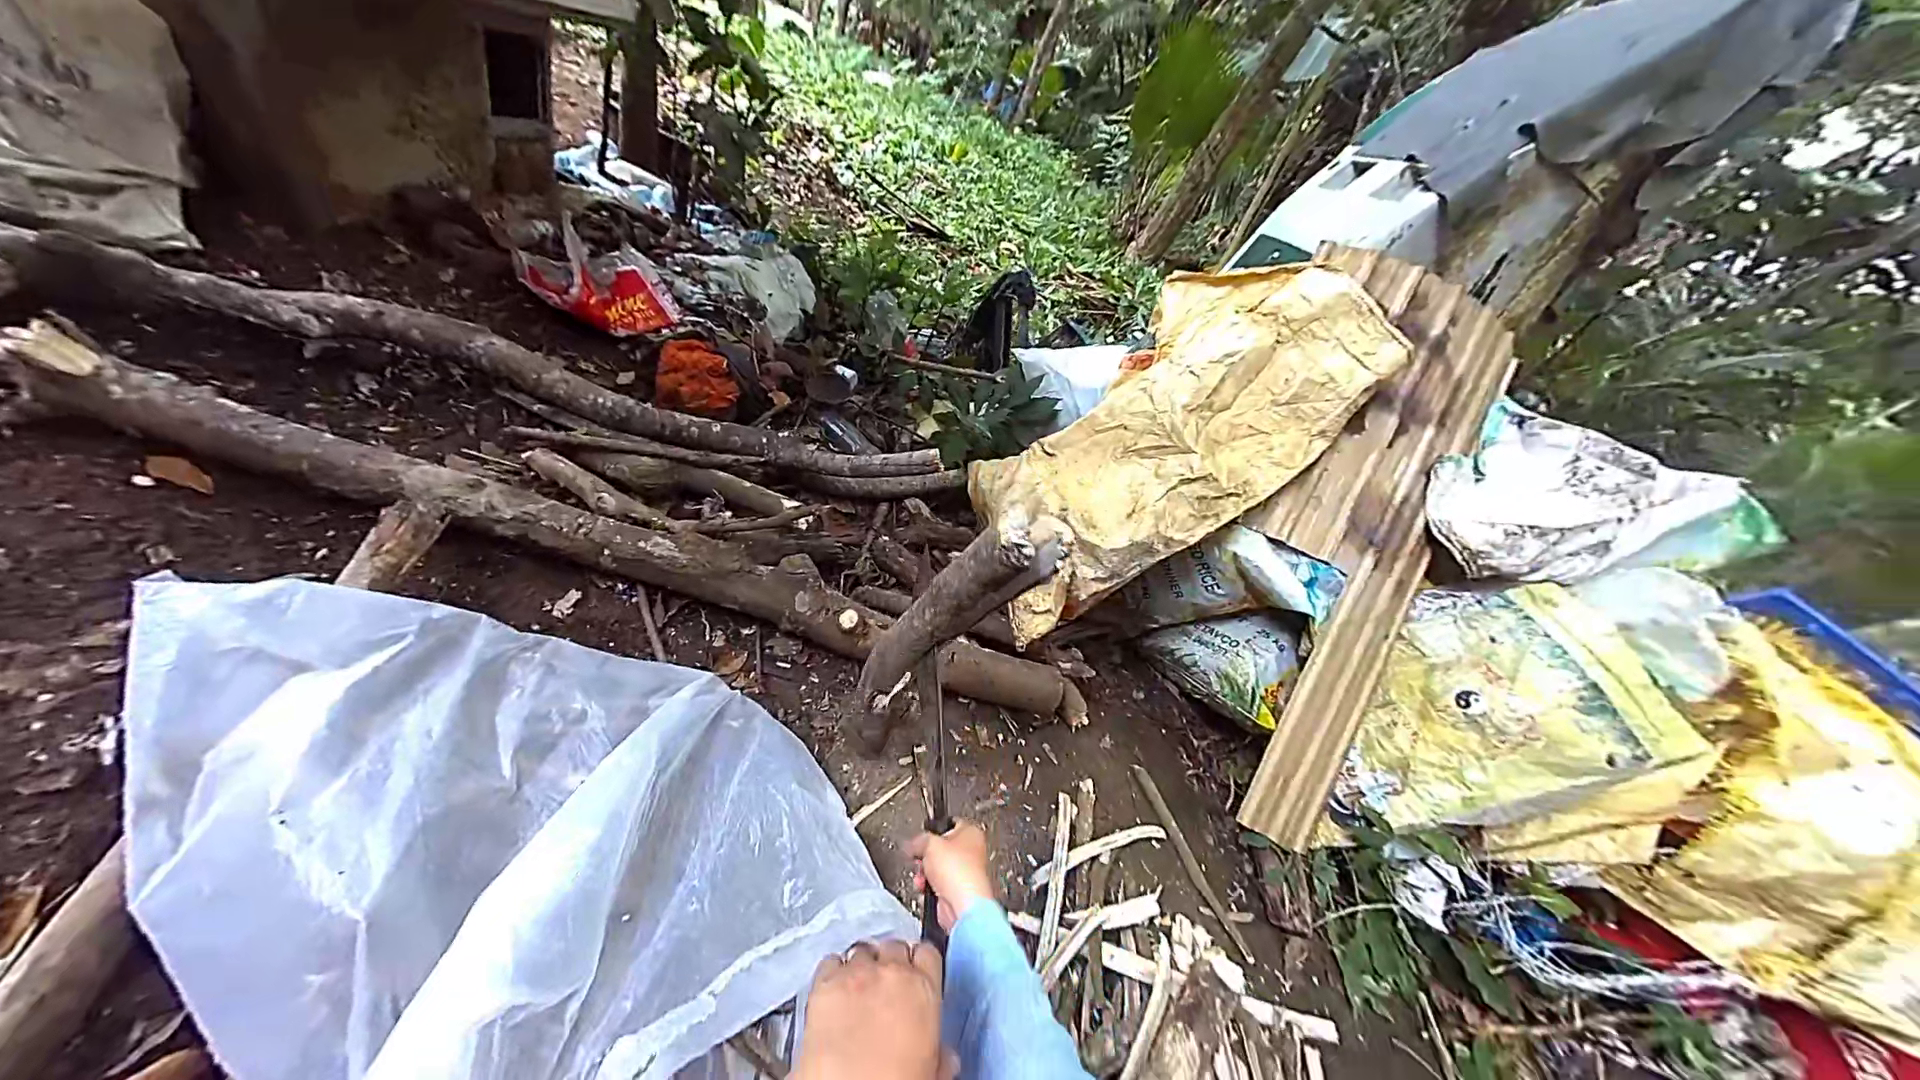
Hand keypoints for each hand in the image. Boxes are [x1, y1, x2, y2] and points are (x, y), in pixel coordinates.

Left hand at [794, 939, 945, 1079]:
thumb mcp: (930, 1069)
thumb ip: (940, 1051)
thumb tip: (945, 1057)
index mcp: (924, 989)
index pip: (927, 953)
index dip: (919, 964)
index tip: (914, 975)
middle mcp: (892, 971)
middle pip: (893, 946)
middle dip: (889, 963)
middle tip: (883, 988)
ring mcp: (858, 973)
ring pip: (862, 951)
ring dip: (861, 967)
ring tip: (856, 992)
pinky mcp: (826, 982)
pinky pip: (830, 962)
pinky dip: (832, 973)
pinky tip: (833, 993)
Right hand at [908, 821, 993, 933]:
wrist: (962, 905)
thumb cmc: (957, 871)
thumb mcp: (931, 843)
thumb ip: (920, 839)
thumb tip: (914, 843)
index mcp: (971, 833)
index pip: (949, 824)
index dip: (934, 829)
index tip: (923, 835)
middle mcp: (970, 851)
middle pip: (940, 848)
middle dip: (926, 855)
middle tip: (920, 857)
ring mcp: (964, 872)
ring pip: (936, 868)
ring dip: (924, 872)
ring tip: (923, 874)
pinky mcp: (956, 890)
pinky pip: (937, 884)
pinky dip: (928, 886)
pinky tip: (925, 887)